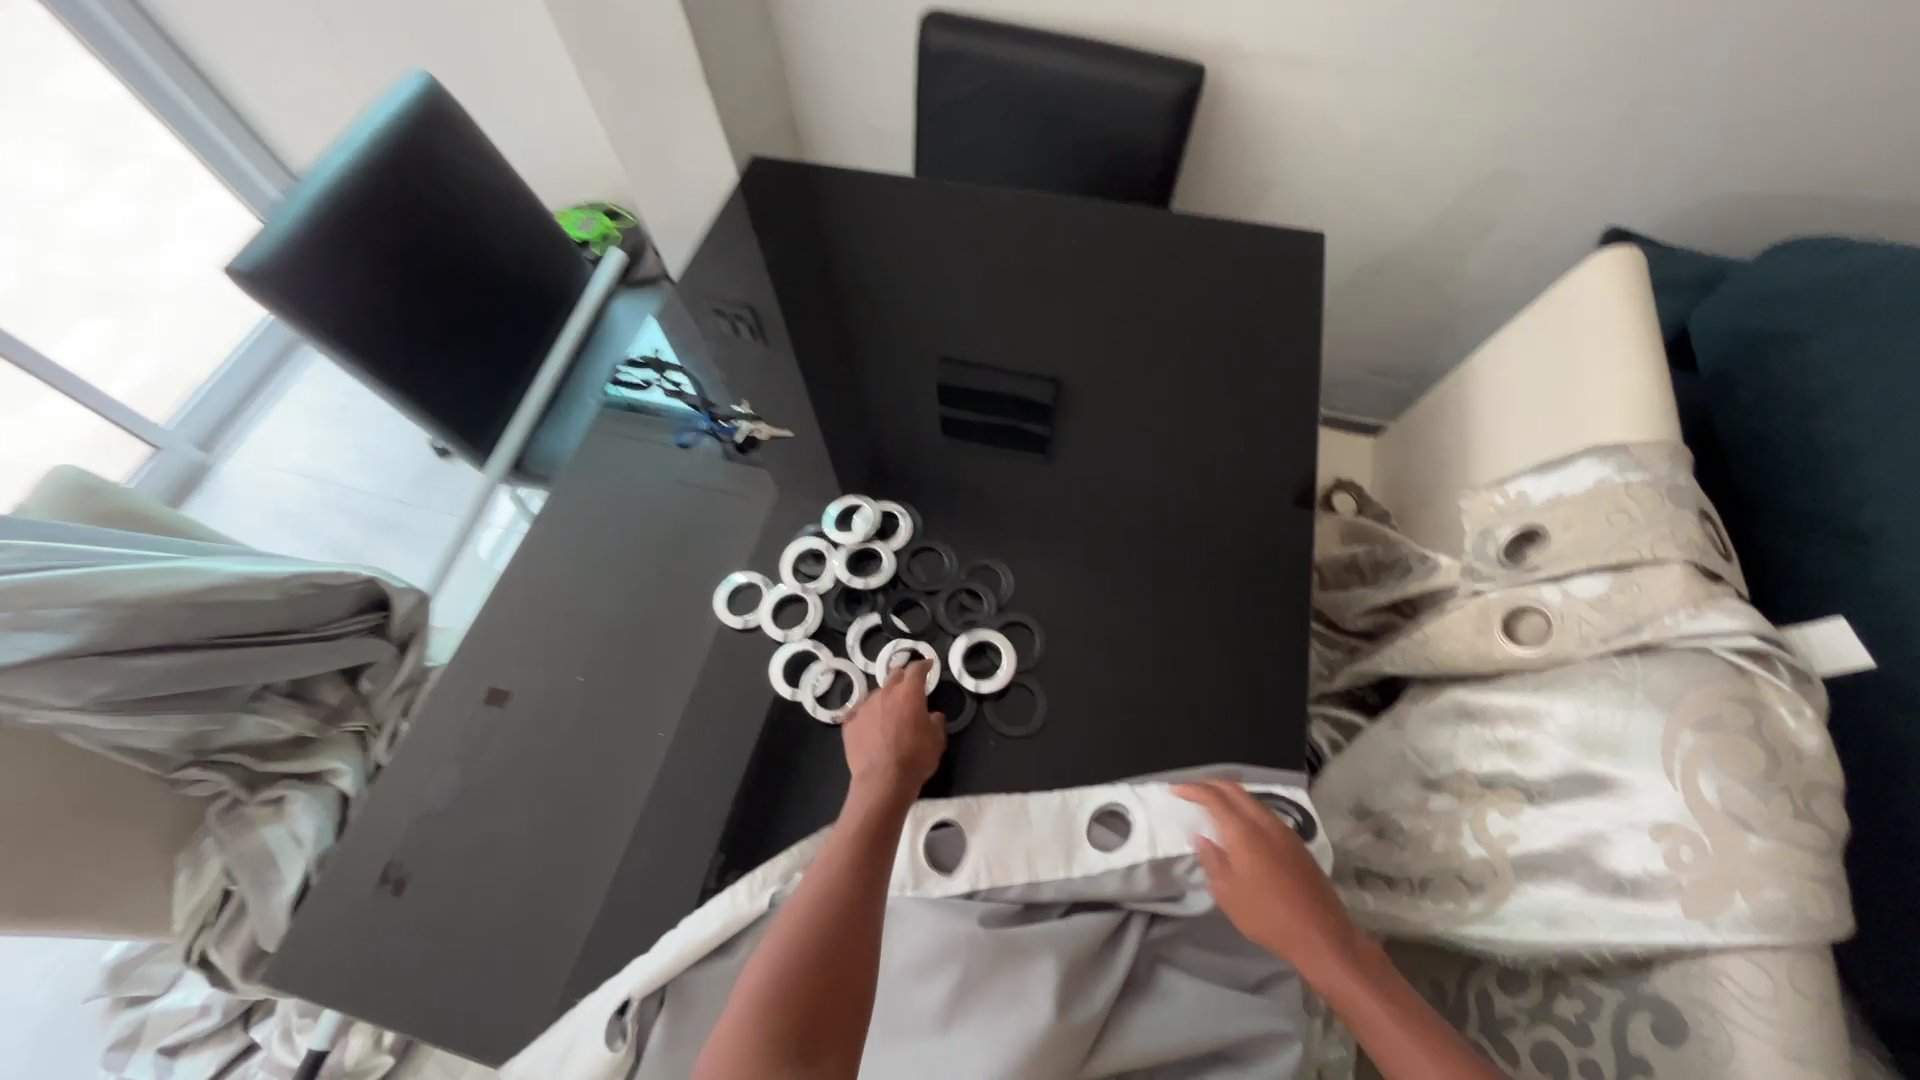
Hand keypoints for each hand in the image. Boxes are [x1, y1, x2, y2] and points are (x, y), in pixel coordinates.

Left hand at [841, 659, 945, 799]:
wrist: (883, 780)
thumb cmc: (915, 757)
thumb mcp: (937, 740)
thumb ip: (935, 721)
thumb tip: (932, 715)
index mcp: (909, 692)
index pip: (917, 669)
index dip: (924, 665)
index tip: (929, 665)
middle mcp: (885, 693)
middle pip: (894, 676)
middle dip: (903, 678)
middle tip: (909, 687)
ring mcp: (864, 707)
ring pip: (876, 695)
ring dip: (885, 699)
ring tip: (889, 712)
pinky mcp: (849, 723)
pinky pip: (859, 713)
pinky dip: (867, 716)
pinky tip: (869, 726)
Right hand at [1175, 779, 1364, 978]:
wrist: (1320, 934)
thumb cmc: (1266, 916)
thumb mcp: (1227, 893)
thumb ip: (1211, 859)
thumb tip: (1200, 836)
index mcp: (1244, 832)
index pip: (1214, 797)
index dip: (1192, 789)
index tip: (1175, 790)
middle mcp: (1265, 823)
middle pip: (1235, 790)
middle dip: (1210, 785)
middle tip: (1191, 792)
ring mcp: (1285, 831)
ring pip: (1252, 800)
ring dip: (1230, 797)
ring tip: (1212, 807)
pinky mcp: (1297, 843)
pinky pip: (1265, 814)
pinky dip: (1246, 810)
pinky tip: (1240, 827)